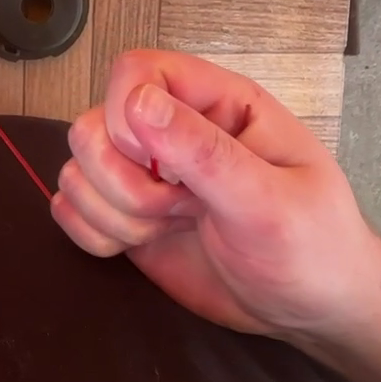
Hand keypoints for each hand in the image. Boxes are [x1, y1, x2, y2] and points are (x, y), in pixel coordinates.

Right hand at [50, 50, 380, 340]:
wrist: (307, 310)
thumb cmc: (311, 247)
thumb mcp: (270, 202)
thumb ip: (204, 151)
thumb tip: (137, 102)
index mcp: (214, 103)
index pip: (134, 71)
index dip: (126, 113)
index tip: (157, 164)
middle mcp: (167, 129)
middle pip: (90, 127)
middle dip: (124, 184)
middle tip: (181, 209)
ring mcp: (138, 172)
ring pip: (75, 171)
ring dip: (115, 215)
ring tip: (172, 228)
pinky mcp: (119, 212)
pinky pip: (69, 209)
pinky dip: (94, 235)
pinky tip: (141, 244)